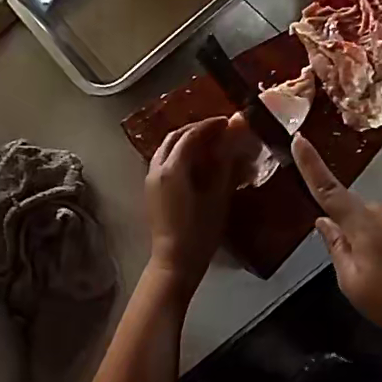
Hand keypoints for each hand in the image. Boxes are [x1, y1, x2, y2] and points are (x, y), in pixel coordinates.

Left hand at [146, 117, 234, 291]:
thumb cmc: (199, 231)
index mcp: (172, 168)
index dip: (209, 126)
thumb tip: (230, 143)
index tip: (227, 121)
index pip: (190, 136)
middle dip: (195, 129)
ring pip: (166, 149)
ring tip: (208, 142)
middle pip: (174, 138)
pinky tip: (195, 161)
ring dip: (185, 140)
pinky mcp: (151, 191)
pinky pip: (163, 161)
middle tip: (218, 129)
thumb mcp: (217, 197)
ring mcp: (150, 180)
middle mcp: (156, 169)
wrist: (174, 260)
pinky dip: (178, 153)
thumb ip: (223, 167)